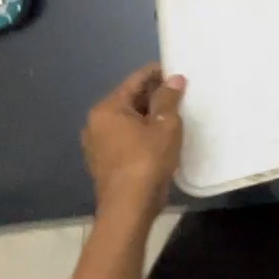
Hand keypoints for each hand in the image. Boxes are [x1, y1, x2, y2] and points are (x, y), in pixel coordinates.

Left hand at [82, 64, 184, 221]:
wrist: (129, 208)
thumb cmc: (147, 160)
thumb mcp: (165, 125)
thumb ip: (169, 98)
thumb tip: (174, 79)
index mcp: (107, 109)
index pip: (136, 80)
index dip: (158, 73)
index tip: (179, 70)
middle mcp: (96, 123)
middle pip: (130, 99)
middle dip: (155, 94)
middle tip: (181, 92)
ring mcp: (98, 144)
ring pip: (128, 119)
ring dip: (149, 114)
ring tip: (176, 112)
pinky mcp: (104, 161)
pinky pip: (126, 136)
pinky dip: (142, 131)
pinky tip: (161, 135)